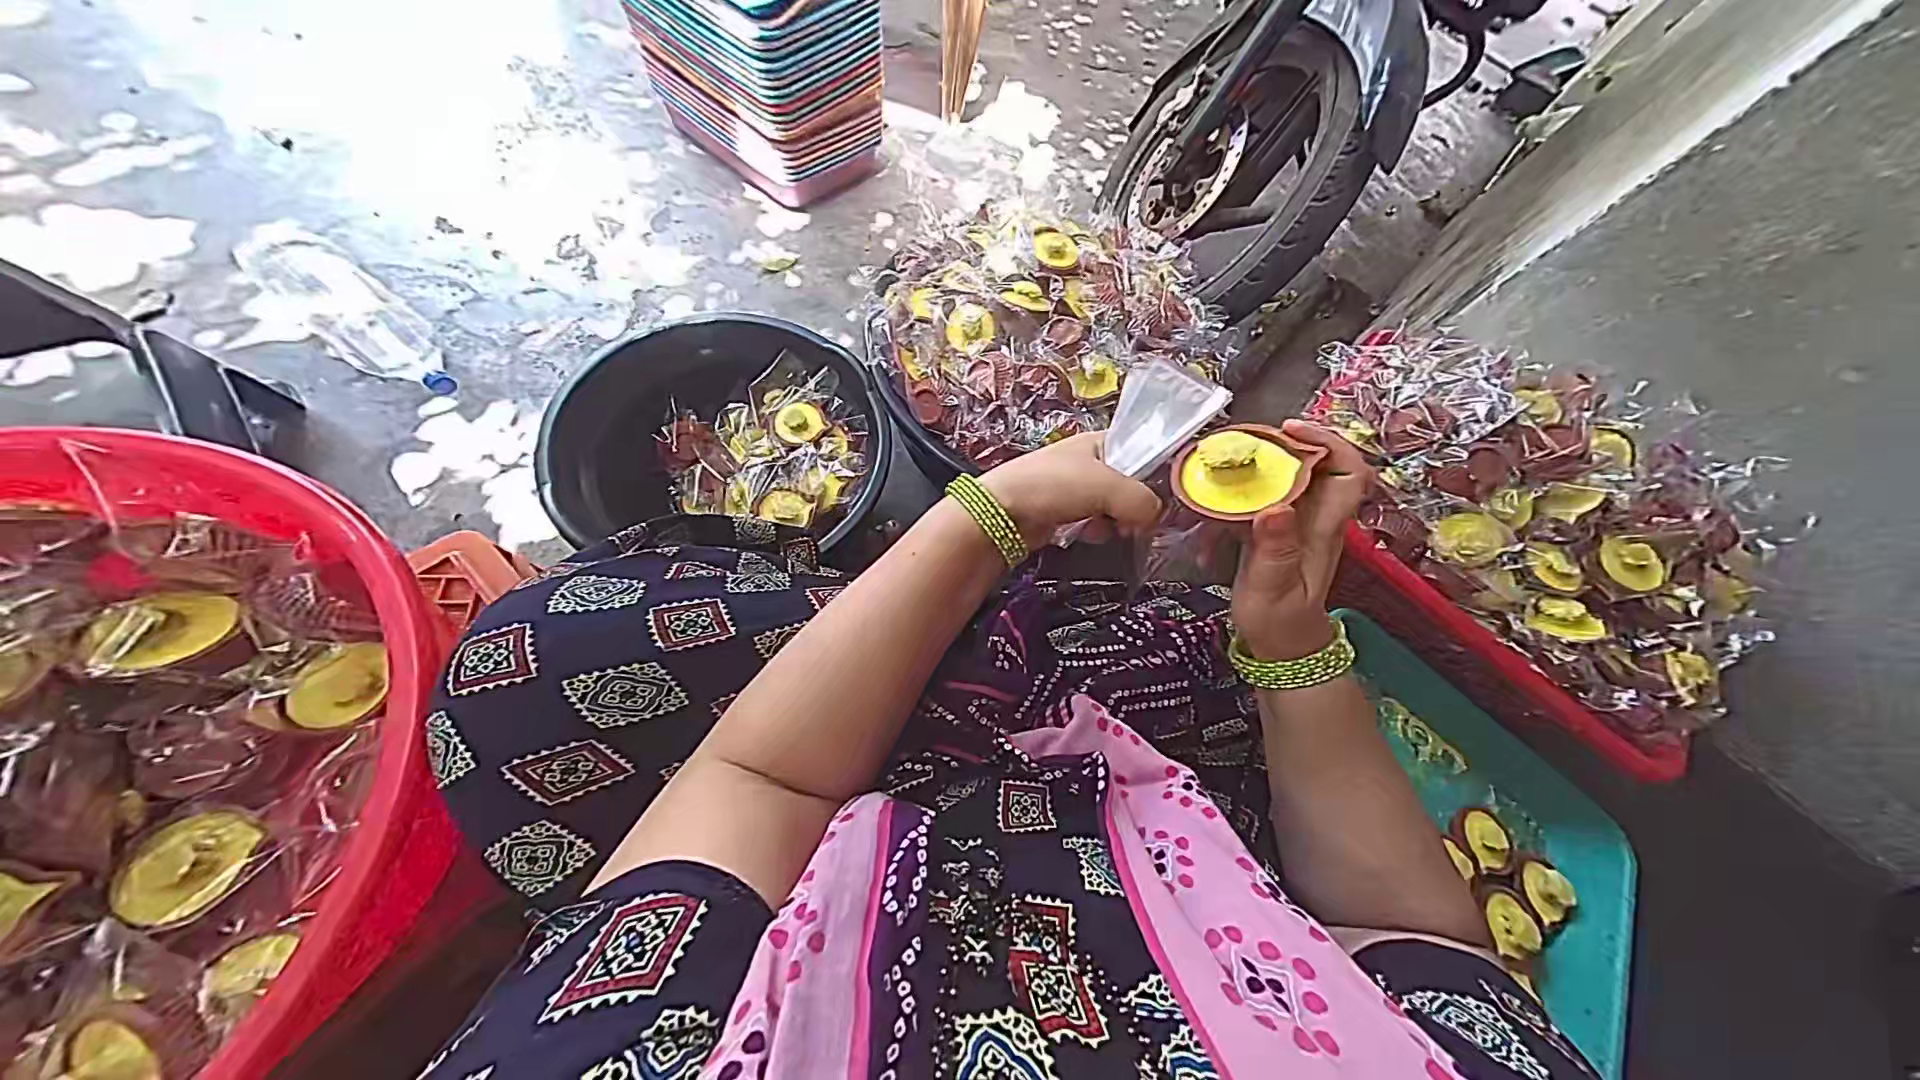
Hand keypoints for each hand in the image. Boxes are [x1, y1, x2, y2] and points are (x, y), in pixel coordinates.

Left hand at [976, 431, 1162, 549]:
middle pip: (1131, 483)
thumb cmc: (1052, 486)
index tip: (1165, 495)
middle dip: (1135, 504)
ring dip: (1116, 520)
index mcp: (1100, 442)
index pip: (1143, 450)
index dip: (1157, 471)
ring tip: (1110, 527)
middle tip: (1134, 518)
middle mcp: (1089, 461)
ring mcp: (1075, 488)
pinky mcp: (1064, 513)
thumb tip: (1153, 518)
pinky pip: (1094, 521)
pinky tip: (1092, 535)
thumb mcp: (1106, 485)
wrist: (1001, 513)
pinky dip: (1097, 530)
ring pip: (1113, 506)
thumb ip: (1141, 500)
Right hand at [1231, 420, 1372, 659]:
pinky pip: (1272, 494)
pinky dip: (1252, 482)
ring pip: (1295, 477)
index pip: (1348, 473)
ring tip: (1234, 455)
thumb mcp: (1272, 587)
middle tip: (1250, 439)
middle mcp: (1316, 519)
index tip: (1290, 430)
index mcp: (1323, 529)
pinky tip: (1225, 484)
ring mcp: (1298, 524)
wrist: (1283, 646)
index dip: (1328, 442)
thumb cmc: (1279, 620)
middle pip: (1321, 465)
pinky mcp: (1278, 531)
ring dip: (1269, 460)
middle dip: (1290, 443)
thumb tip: (1275, 507)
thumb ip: (1274, 549)